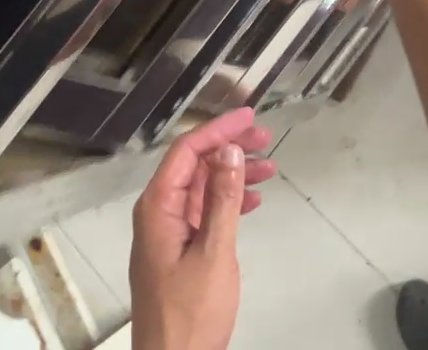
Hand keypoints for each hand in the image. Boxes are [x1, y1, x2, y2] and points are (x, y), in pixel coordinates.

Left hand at [130, 108, 276, 349]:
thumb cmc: (191, 311)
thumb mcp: (213, 253)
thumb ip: (221, 198)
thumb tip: (228, 149)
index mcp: (158, 206)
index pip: (187, 150)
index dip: (218, 129)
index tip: (249, 117)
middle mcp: (159, 211)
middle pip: (194, 164)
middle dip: (229, 147)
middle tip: (265, 138)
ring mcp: (168, 230)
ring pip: (202, 186)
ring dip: (233, 174)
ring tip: (269, 168)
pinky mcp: (179, 249)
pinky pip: (204, 210)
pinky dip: (228, 201)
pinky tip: (253, 200)